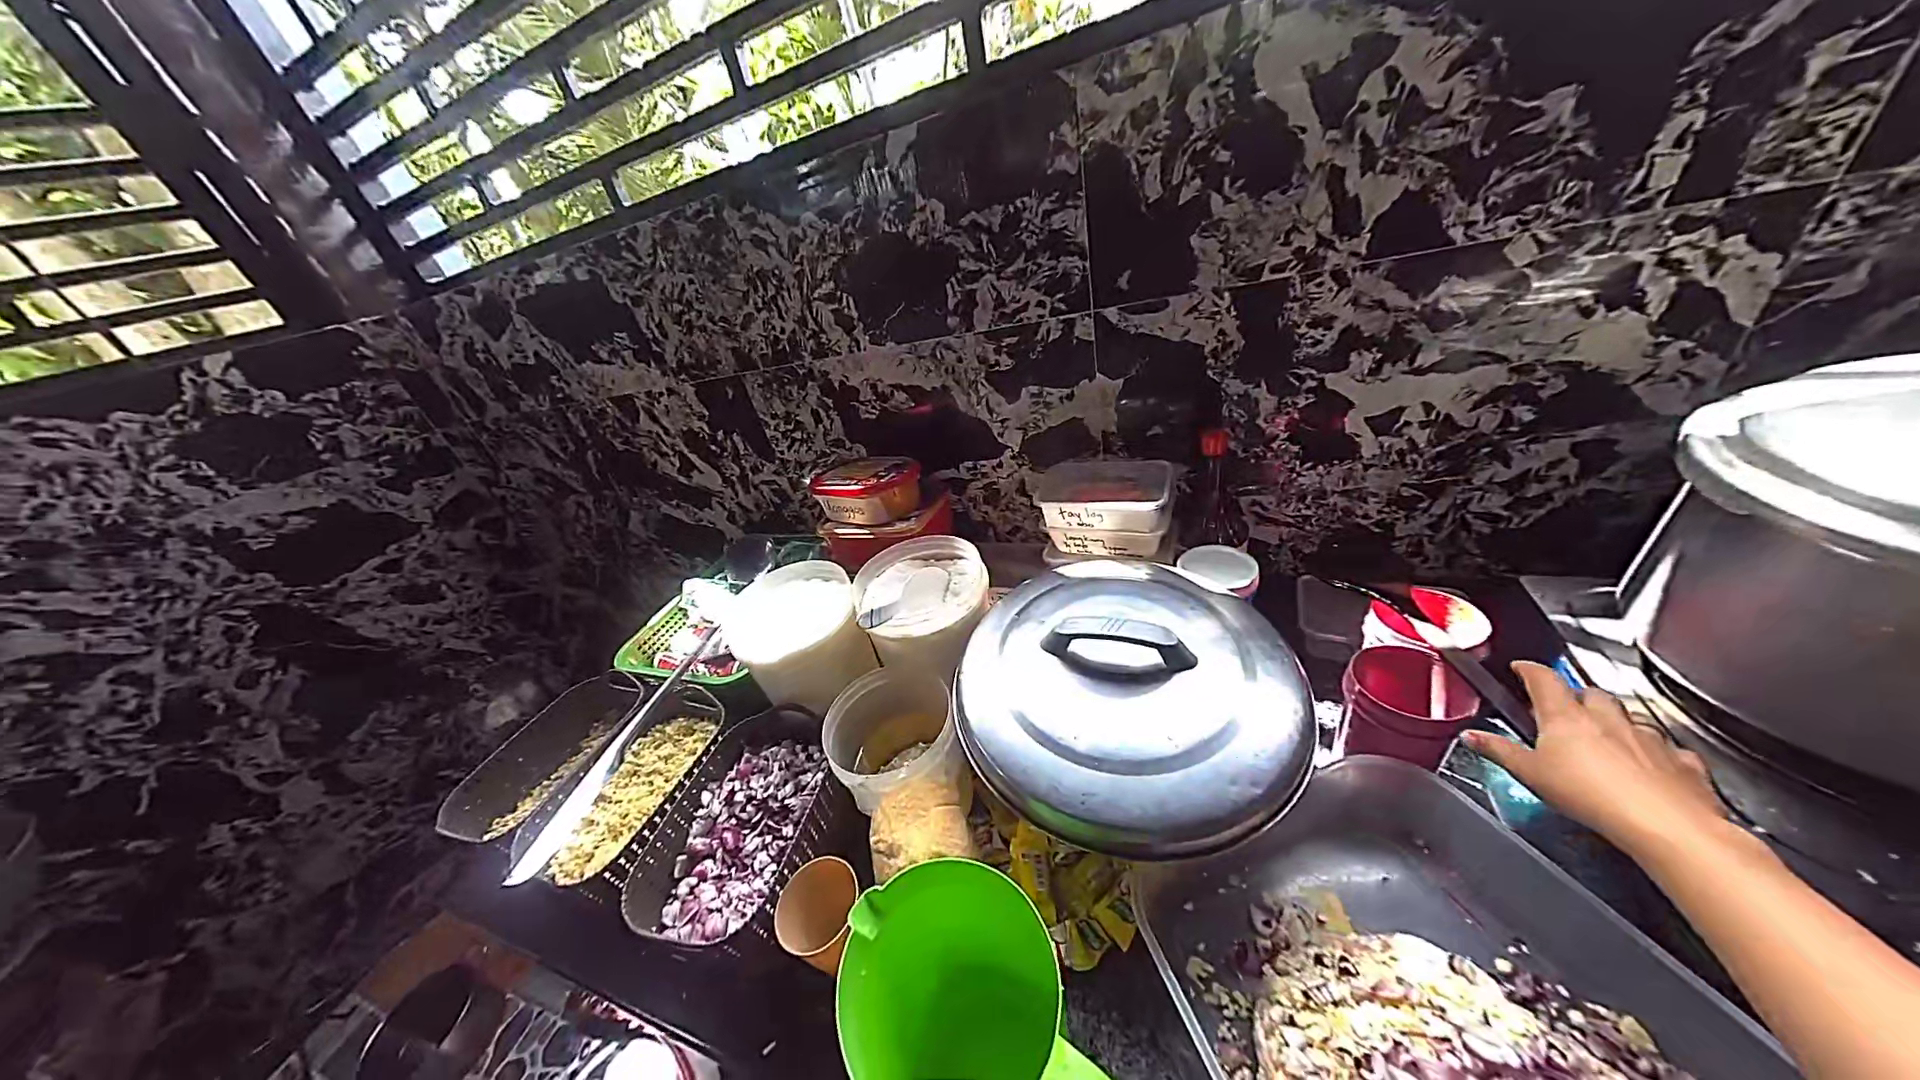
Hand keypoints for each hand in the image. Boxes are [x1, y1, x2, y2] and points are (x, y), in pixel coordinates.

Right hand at [1462, 662, 1726, 853]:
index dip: (1529, 669)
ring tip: (1604, 738)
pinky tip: (1649, 765)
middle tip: (1563, 711)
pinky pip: (1668, 746)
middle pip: (1589, 693)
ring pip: (1629, 716)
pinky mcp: (1682, 761)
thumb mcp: (1530, 773)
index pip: (1543, 679)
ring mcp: (1649, 737)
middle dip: (1576, 696)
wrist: (1667, 826)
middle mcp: (1608, 719)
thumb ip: (1499, 750)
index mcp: (1566, 717)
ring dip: (1615, 720)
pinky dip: (1655, 750)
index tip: (1521, 668)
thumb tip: (1473, 736)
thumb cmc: (1595, 797)